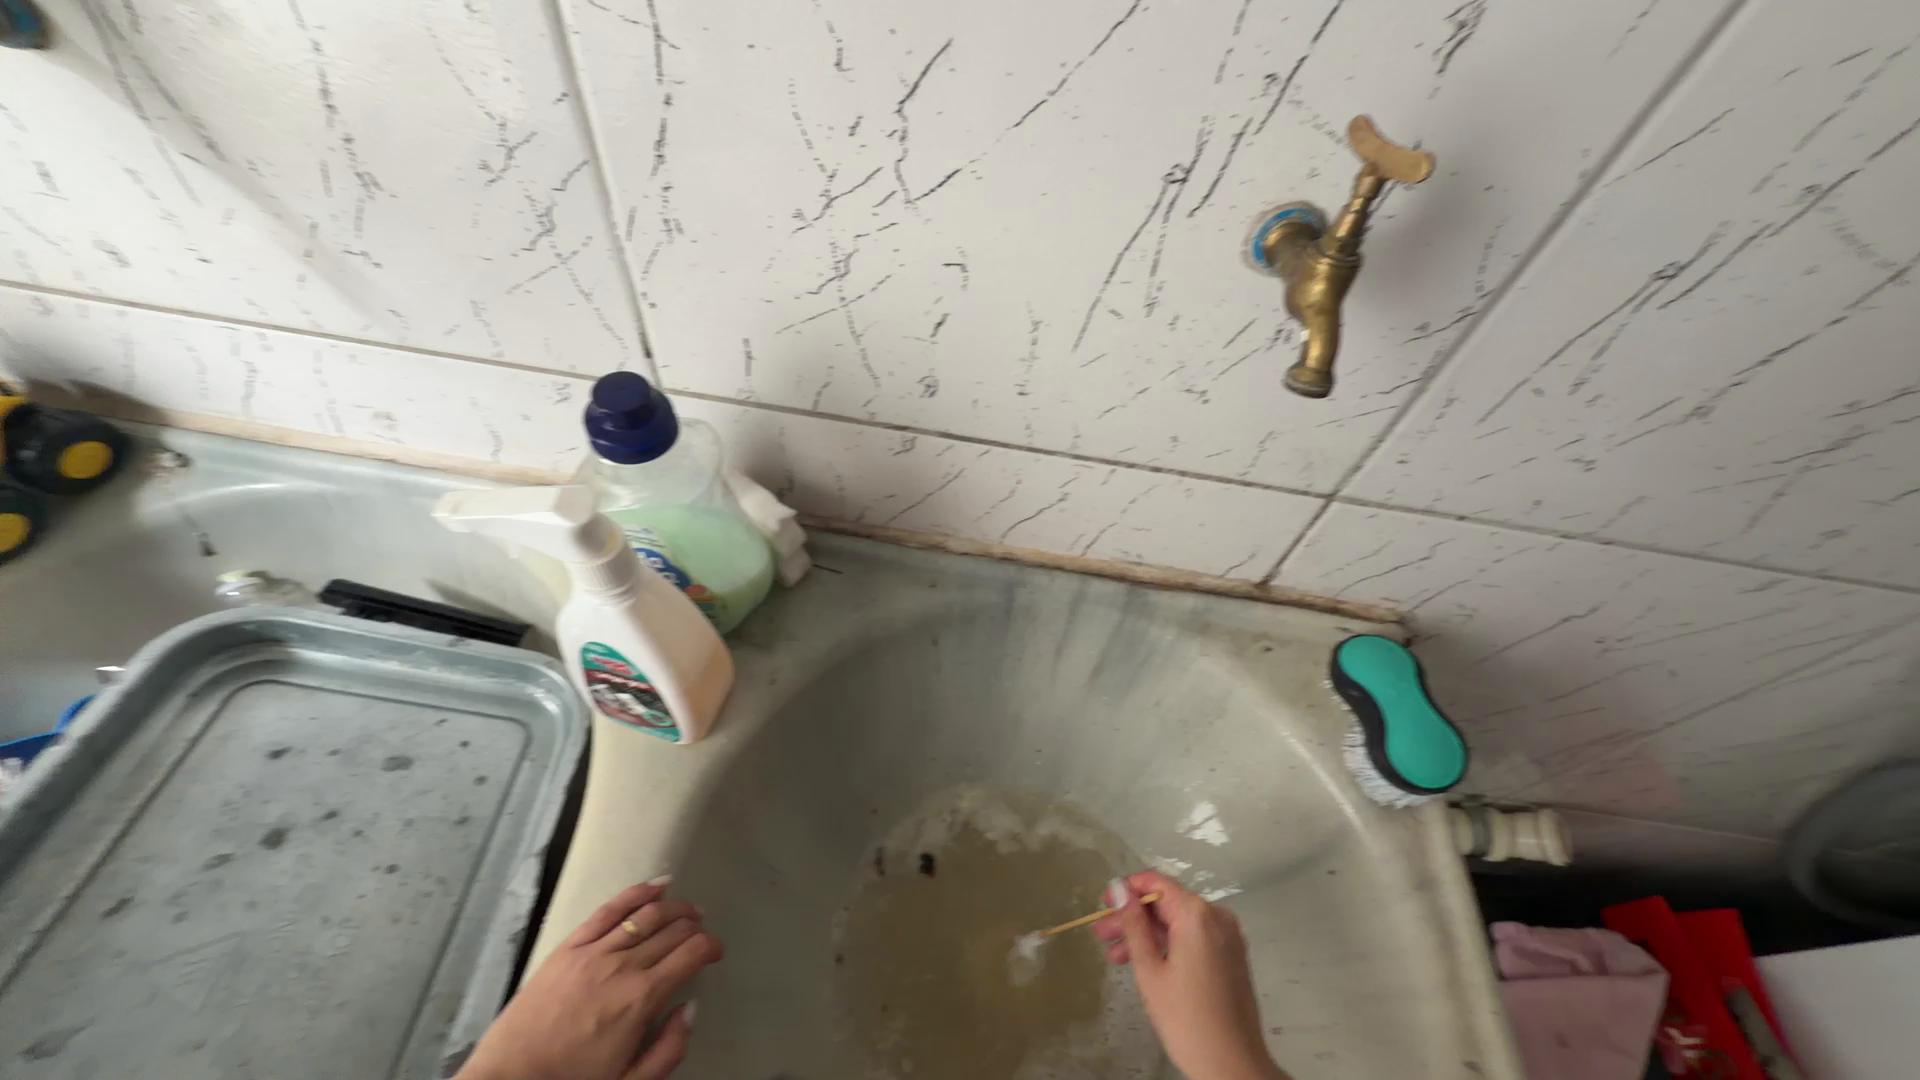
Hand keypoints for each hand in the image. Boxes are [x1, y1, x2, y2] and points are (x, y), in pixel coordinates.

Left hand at [457, 879, 724, 1079]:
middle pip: (673, 931)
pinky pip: (610, 910)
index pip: (692, 954)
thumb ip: (669, 1050)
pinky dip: (637, 892)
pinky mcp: (570, 946)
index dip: (712, 947)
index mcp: (641, 999)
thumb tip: (690, 1009)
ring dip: (675, 906)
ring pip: (647, 914)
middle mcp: (623, 966)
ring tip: (688, 909)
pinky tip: (656, 885)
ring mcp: (594, 951)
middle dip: (695, 928)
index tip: (716, 951)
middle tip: (702, 932)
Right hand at [1093, 872, 1288, 1079]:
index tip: (1103, 904)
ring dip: (1147, 934)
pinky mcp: (1231, 955)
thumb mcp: (1150, 970)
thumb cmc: (1186, 1019)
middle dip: (1132, 917)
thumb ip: (1134, 925)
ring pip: (1178, 922)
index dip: (1127, 889)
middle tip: (1101, 935)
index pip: (1157, 882)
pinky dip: (1169, 945)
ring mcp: (1227, 936)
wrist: (1235, 1067)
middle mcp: (1217, 916)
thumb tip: (1119, 888)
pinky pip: (1193, 937)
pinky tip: (1145, 963)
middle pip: (1167, 903)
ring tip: (1115, 957)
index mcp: (1197, 914)